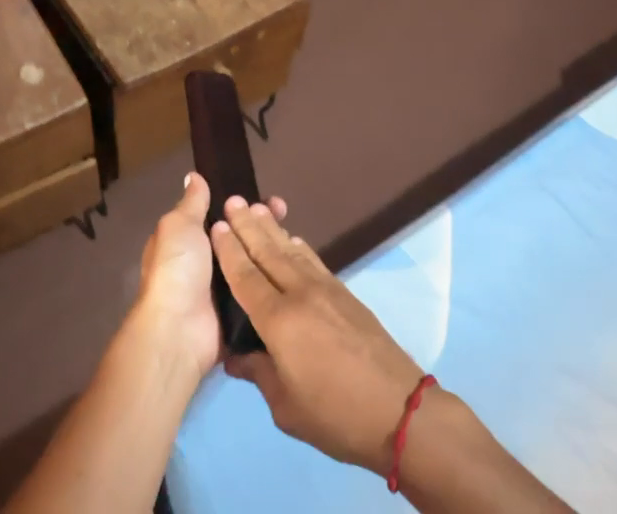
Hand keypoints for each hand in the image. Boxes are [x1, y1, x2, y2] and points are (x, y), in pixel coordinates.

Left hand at [136, 174, 287, 379]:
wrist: (180, 329)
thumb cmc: (177, 270)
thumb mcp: (179, 226)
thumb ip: (192, 203)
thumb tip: (194, 176)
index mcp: (188, 242)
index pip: (220, 216)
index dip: (242, 205)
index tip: (266, 196)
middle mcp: (206, 263)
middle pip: (240, 237)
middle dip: (261, 224)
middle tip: (285, 211)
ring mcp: (225, 289)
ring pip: (253, 262)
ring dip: (272, 249)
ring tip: (294, 235)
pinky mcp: (240, 311)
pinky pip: (260, 289)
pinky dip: (274, 279)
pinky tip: (296, 266)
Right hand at [211, 196, 423, 476]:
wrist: (401, 412)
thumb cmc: (336, 416)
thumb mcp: (286, 407)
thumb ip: (259, 375)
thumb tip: (237, 359)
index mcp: (279, 322)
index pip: (245, 277)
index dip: (229, 251)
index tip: (216, 226)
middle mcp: (300, 296)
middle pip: (268, 253)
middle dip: (248, 226)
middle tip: (232, 201)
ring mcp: (327, 292)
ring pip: (293, 251)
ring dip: (273, 228)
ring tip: (257, 208)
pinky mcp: (346, 296)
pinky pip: (314, 262)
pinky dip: (298, 246)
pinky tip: (292, 239)